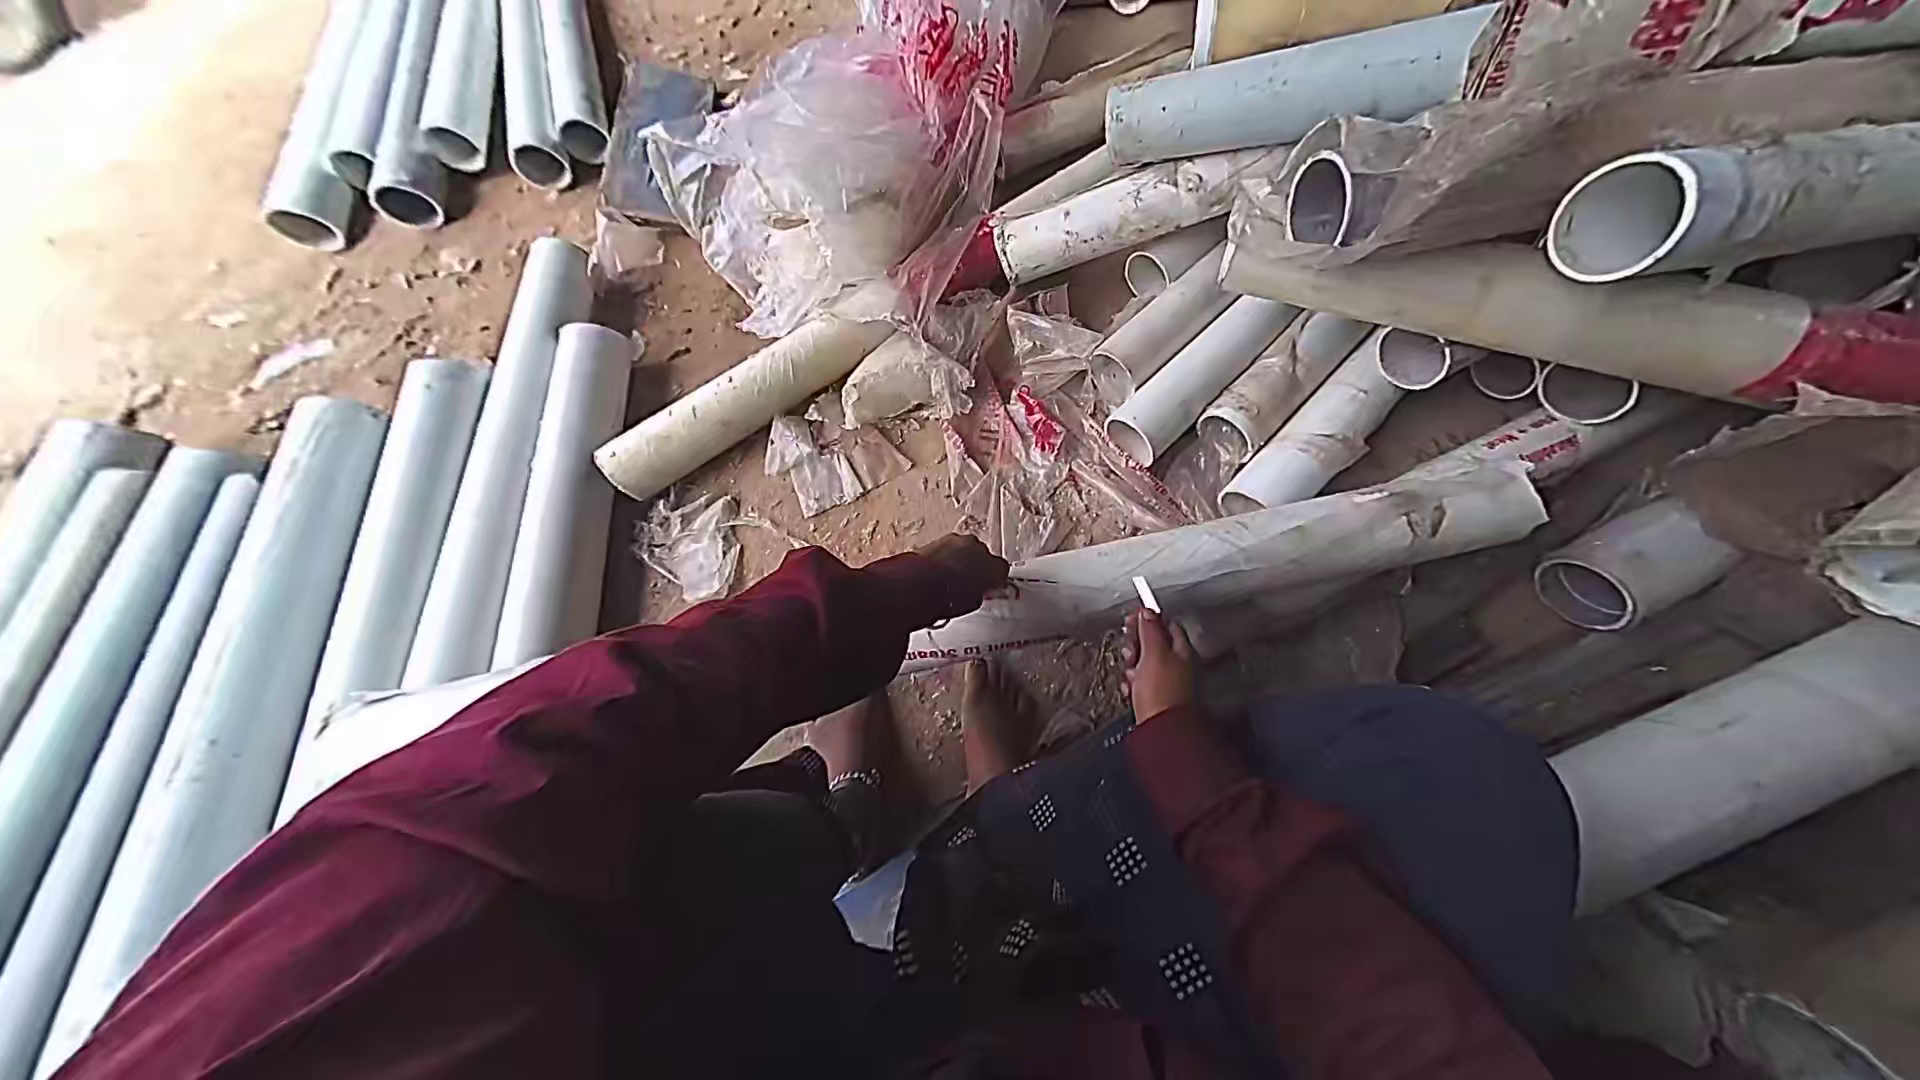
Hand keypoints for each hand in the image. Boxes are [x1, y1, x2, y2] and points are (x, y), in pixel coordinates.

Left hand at [914, 534, 1009, 616]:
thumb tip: (976, 593)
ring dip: (961, 559)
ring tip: (951, 578)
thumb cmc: (948, 594)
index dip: (993, 580)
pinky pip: (949, 547)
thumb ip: (980, 592)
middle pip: (983, 556)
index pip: (1001, 571)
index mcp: (995, 566)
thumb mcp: (973, 602)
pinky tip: (940, 571)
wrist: (922, 584)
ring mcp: (960, 541)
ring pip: (966, 549)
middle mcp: (980, 549)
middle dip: (977, 567)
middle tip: (968, 583)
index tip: (987, 587)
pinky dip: (946, 556)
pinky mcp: (942, 539)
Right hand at [1121, 608, 1193, 722]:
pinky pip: (1140, 680)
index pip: (1166, 624)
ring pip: (1144, 661)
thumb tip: (1147, 613)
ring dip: (1133, 663)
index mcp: (1182, 650)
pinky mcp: (1156, 695)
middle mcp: (1178, 664)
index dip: (1148, 618)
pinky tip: (1131, 687)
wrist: (1161, 728)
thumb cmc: (1162, 693)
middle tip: (1131, 649)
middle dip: (1137, 643)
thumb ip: (1150, 630)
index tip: (1133, 618)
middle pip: (1154, 642)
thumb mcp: (1153, 653)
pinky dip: (1133, 682)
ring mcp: (1167, 680)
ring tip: (1131, 672)